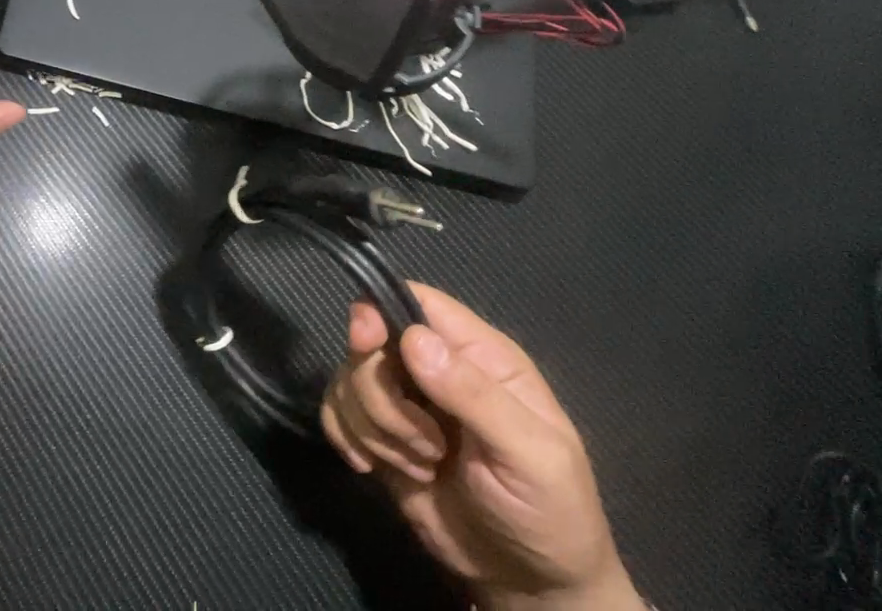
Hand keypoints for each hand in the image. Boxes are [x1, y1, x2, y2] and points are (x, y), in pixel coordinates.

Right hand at [320, 284, 640, 610]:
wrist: (528, 582)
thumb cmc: (548, 512)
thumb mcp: (531, 456)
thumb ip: (474, 395)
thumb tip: (412, 338)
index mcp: (480, 356)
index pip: (416, 300)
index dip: (381, 311)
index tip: (367, 343)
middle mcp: (433, 367)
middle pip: (369, 343)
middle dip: (383, 399)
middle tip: (427, 445)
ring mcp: (401, 401)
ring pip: (346, 380)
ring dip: (372, 429)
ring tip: (420, 465)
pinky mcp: (375, 434)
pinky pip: (333, 411)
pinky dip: (346, 438)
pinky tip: (374, 468)